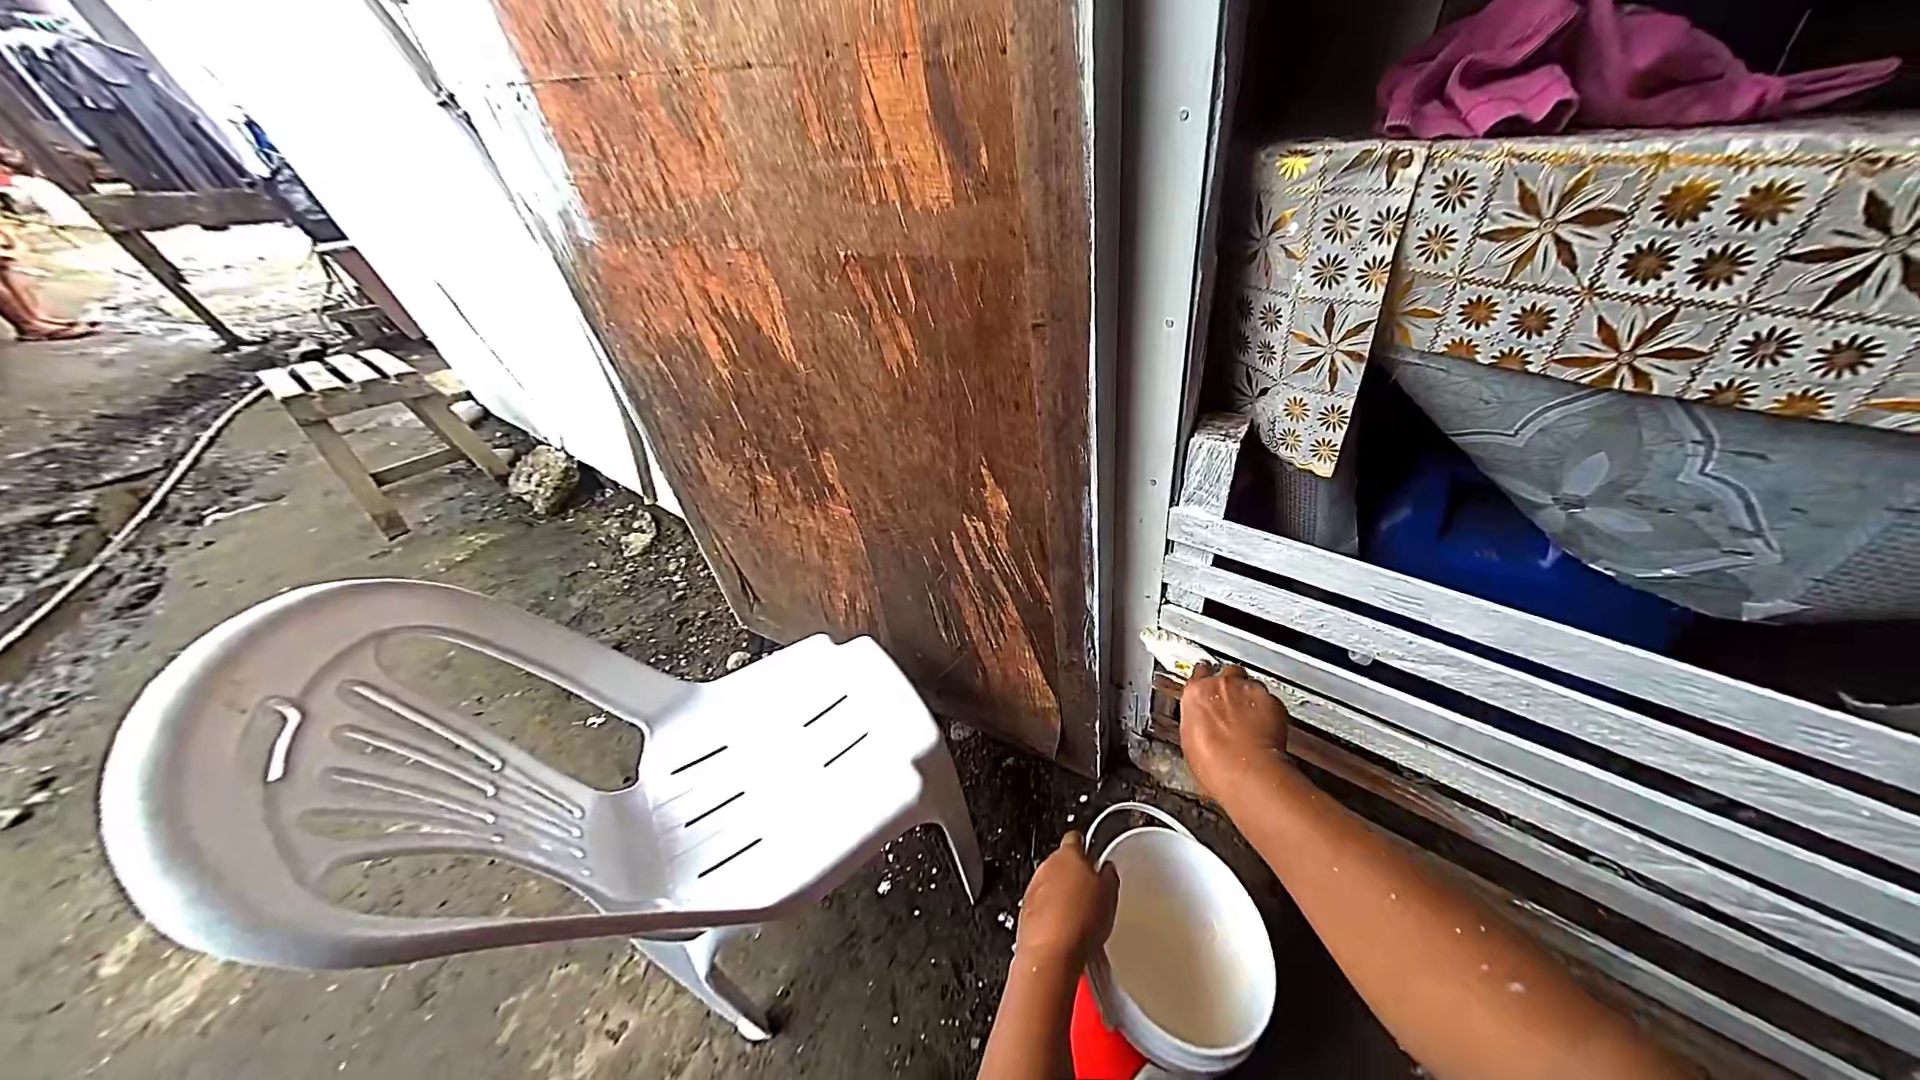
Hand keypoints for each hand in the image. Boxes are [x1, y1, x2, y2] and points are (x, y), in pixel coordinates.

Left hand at [1015, 831, 1119, 966]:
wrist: (1051, 953)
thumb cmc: (1080, 922)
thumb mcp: (1109, 896)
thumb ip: (1108, 876)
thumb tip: (1108, 870)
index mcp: (1068, 855)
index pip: (1075, 839)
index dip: (1084, 845)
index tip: (1090, 853)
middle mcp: (1047, 866)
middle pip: (1061, 862)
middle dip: (1074, 875)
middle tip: (1090, 892)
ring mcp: (1034, 887)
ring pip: (1050, 884)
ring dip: (1061, 895)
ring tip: (1080, 917)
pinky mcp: (1025, 910)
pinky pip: (1041, 905)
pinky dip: (1050, 913)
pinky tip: (1065, 930)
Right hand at [1179, 661, 1294, 803]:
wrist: (1247, 772)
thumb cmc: (1216, 762)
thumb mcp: (1190, 738)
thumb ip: (1195, 717)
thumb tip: (1199, 720)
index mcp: (1196, 692)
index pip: (1200, 672)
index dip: (1205, 679)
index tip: (1207, 685)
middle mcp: (1222, 684)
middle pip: (1228, 673)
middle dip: (1230, 685)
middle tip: (1231, 703)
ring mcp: (1249, 690)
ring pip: (1251, 684)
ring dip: (1249, 697)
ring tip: (1250, 718)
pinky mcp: (1273, 701)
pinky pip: (1270, 699)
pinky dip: (1268, 710)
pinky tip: (1265, 727)